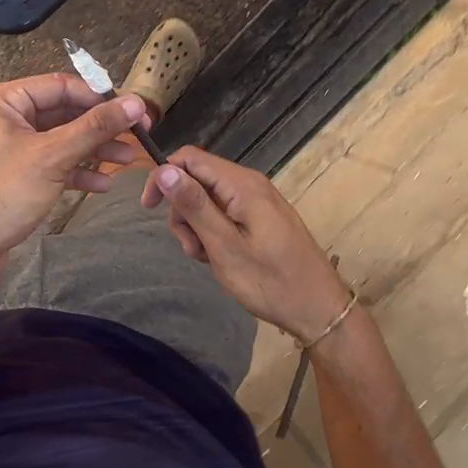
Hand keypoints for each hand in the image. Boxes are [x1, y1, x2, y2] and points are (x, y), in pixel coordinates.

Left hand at [0, 74, 145, 277]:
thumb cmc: (1, 195)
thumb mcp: (52, 157)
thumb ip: (95, 128)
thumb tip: (136, 103)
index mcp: (1, 101)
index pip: (60, 86)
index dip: (99, 97)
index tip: (133, 111)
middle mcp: (1, 118)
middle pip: (61, 112)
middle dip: (99, 127)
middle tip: (137, 136)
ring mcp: (5, 148)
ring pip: (58, 140)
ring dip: (92, 150)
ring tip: (127, 161)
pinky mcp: (10, 175)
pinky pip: (48, 163)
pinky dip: (74, 170)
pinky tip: (101, 184)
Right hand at [143, 146, 350, 340]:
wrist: (318, 308)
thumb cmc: (270, 281)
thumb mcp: (224, 246)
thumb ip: (194, 206)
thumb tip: (163, 169)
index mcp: (242, 185)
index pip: (189, 158)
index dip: (163, 177)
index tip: (149, 209)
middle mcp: (250, 183)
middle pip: (197, 179)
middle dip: (183, 211)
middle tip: (192, 248)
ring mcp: (258, 200)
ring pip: (208, 199)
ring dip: (197, 227)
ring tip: (207, 258)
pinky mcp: (261, 216)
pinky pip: (225, 212)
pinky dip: (214, 233)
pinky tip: (220, 258)